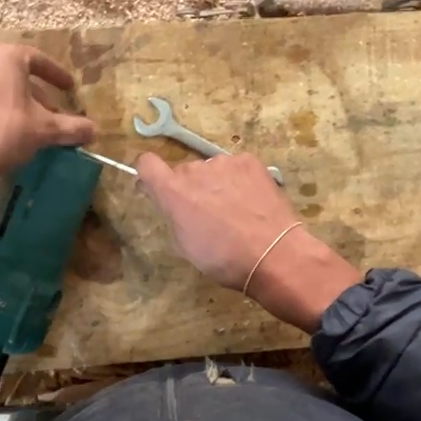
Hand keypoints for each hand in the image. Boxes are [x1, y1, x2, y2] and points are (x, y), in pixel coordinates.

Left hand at [0, 44, 95, 195]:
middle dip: (38, 92)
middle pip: (17, 72)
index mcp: (5, 57)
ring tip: (31, 123)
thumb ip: (72, 127)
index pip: (38, 60)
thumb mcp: (44, 130)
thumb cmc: (4, 133)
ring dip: (17, 100)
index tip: (69, 88)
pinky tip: (5, 130)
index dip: (57, 75)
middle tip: (52, 111)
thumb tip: (95, 130)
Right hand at [136, 153, 361, 332]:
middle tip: (207, 213)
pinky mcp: (250, 161)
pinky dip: (239, 180)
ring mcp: (225, 162)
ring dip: (216, 184)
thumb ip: (172, 216)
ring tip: (236, 210)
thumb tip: (170, 202)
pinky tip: (251, 201)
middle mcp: (195, 170)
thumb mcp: (185, 246)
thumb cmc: (224, 259)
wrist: (274, 254)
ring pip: (212, 169)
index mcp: (174, 192)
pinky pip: (236, 167)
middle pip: (184, 171)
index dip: (150, 175)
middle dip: (190, 188)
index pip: (146, 163)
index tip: (157, 189)